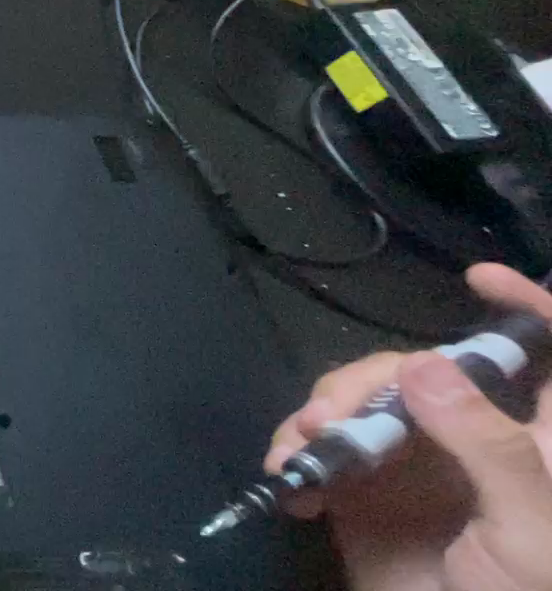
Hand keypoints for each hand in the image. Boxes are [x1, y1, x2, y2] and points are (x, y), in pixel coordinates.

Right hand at [266, 264, 551, 590]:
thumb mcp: (531, 536)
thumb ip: (490, 448)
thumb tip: (427, 363)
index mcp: (535, 444)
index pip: (546, 362)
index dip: (530, 311)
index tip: (479, 280)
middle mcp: (472, 436)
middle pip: (417, 369)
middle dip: (366, 383)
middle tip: (332, 422)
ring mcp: (413, 455)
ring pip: (357, 395)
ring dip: (320, 416)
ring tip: (303, 455)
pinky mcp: (359, 476)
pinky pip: (315, 437)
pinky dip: (293, 449)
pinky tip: (290, 476)